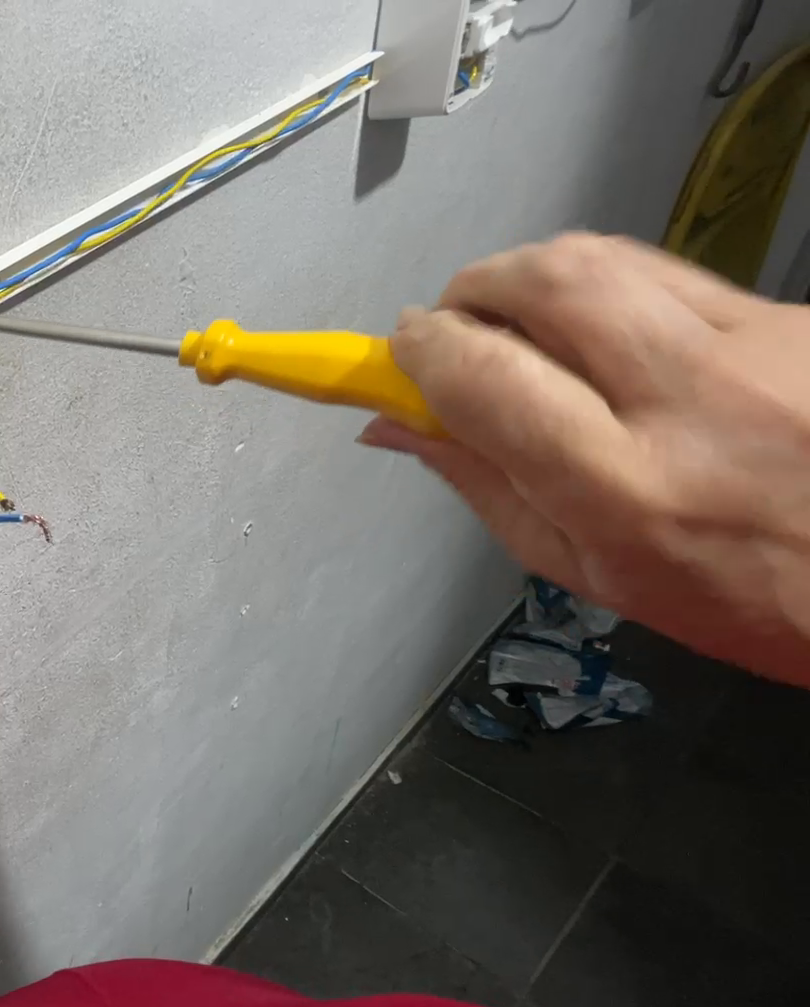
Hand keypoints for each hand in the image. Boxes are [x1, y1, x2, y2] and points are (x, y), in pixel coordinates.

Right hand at [365, 233, 809, 685]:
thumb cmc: (741, 596)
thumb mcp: (579, 564)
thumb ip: (478, 482)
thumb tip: (389, 423)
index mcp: (623, 485)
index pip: (487, 377)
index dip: (422, 348)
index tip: (399, 350)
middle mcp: (699, 399)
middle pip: (551, 281)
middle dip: (475, 288)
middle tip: (456, 324)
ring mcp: (770, 344)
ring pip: (611, 259)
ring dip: (534, 278)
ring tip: (523, 326)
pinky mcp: (807, 316)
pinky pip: (674, 277)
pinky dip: (609, 296)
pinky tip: (612, 343)